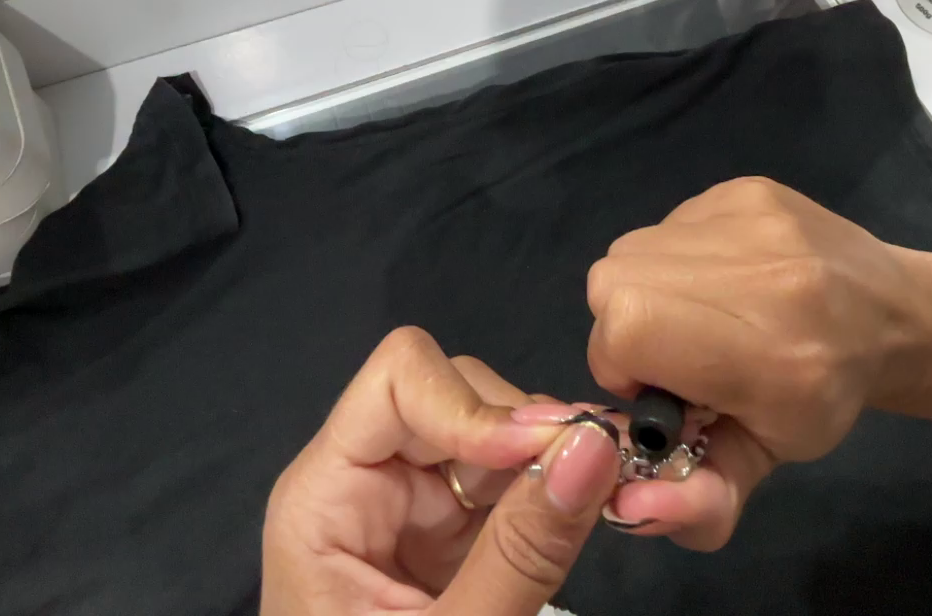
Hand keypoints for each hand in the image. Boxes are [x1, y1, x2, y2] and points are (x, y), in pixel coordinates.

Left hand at [262, 327, 622, 614]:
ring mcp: (416, 495)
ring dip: (549, 449)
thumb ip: (521, 552)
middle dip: (523, 425)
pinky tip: (586, 504)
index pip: (396, 380)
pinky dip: (554, 479)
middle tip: (596, 468)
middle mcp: (370, 473)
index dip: (471, 401)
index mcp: (328, 491)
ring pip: (492, 421)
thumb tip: (596, 445)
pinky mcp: (455, 523)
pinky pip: (511, 469)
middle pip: (452, 388)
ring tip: (604, 491)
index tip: (544, 446)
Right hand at [585, 178, 931, 548]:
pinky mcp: (738, 188)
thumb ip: (696, 496)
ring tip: (705, 307)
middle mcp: (741, 269)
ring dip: (649, 288)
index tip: (673, 382)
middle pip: (609, 290)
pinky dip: (677, 255)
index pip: (617, 340)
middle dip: (630, 328)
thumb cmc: (825, 395)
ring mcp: (738, 215)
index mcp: (754, 349)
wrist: (890, 312)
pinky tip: (725, 271)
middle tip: (685, 346)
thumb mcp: (764, 458)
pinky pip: (666, 226)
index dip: (630, 370)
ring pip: (630, 254)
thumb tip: (626, 506)